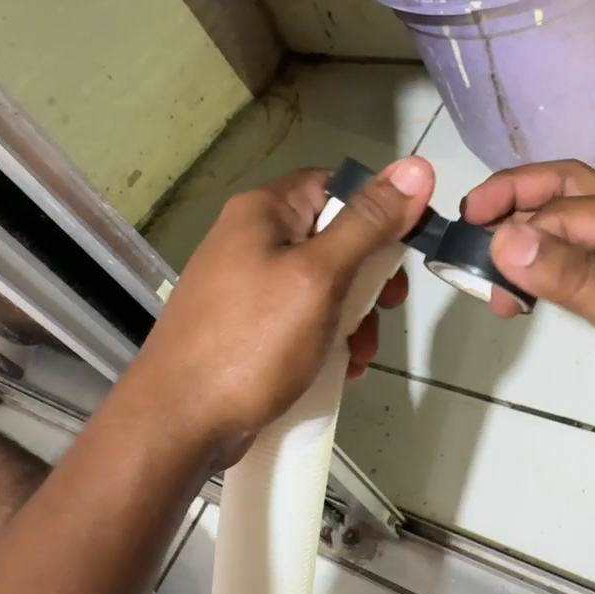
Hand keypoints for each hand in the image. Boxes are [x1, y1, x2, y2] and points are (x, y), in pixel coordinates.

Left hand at [127, 158, 432, 468]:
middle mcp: (253, 237)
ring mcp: (247, 284)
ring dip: (353, 316)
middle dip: (369, 278)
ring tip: (358, 354)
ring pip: (324, 283)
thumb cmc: (252, 341)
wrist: (176, 425)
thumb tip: (418, 167)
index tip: (406, 248)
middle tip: (387, 307)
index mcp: (265, 210)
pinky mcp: (247, 325)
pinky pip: (302, 316)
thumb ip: (370, 223)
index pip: (337, 185)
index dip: (377, 210)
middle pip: (335, 237)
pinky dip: (326, 338)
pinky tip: (338, 369)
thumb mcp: (321, 276)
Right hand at [463, 160, 594, 454]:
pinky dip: (542, 267)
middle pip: (565, 193)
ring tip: (487, 275)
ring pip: (567, 226)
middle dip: (514, 202)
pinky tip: (519, 292)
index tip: (470, 249)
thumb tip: (505, 238)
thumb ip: (575, 278)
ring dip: (525, 239)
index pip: (567, 205)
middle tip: (467, 225)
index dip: (516, 219)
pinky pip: (575, 258)